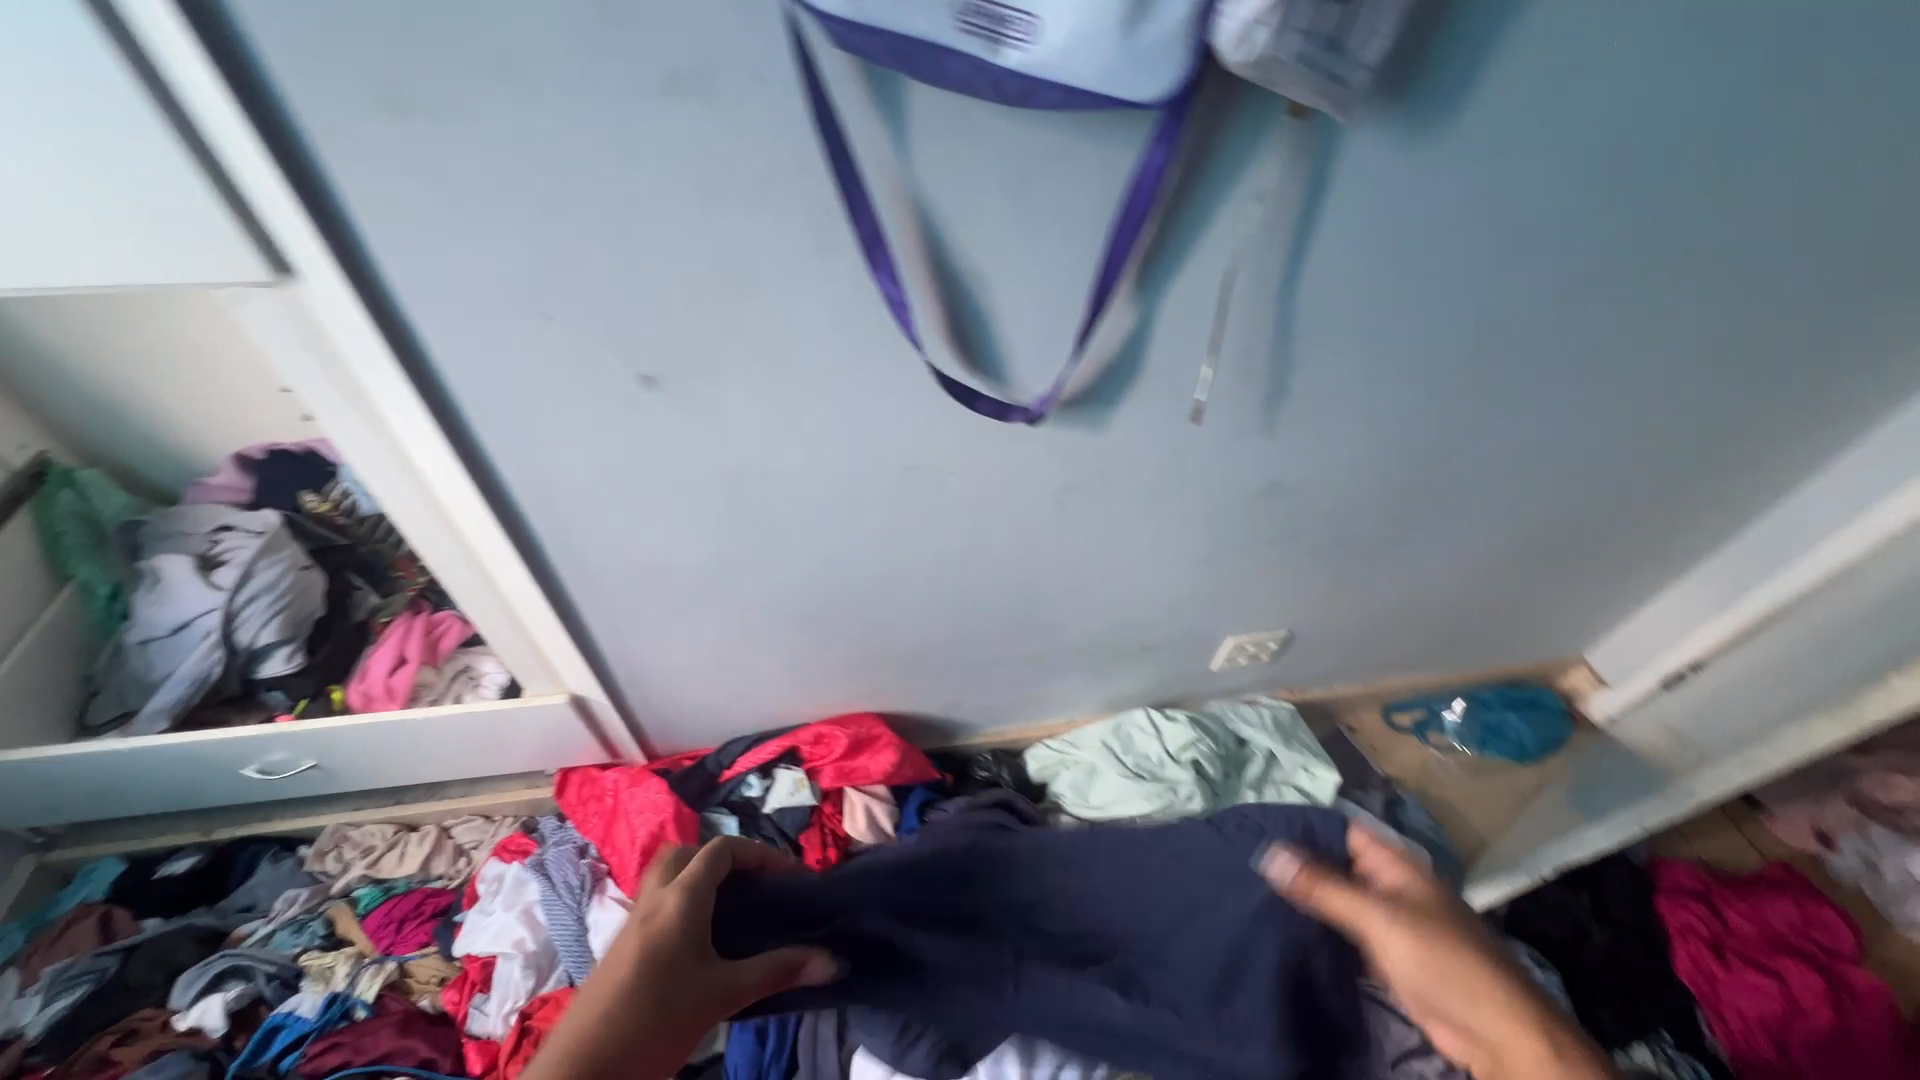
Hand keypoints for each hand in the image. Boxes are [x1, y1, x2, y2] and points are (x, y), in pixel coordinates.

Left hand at [522, 837, 839, 1079]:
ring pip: (668, 876)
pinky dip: (684, 902)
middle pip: (689, 854)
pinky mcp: (623, 946)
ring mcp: (634, 921)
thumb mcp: (723, 995)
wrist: (583, 1070)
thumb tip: (834, 961)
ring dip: (700, 878)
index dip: (761, 855)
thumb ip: (778, 971)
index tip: (791, 878)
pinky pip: (658, 902)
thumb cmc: (656, 1021)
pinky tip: (704, 941)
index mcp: (681, 899)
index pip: (723, 850)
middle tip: (756, 886)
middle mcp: (654, 899)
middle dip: (725, 860)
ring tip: (734, 909)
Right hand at [1260, 822, 1615, 1079]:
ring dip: (1305, 897)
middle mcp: (1391, 886)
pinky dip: (1319, 929)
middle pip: (1337, 864)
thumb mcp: (1379, 919)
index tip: (1256, 828)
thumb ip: (1325, 887)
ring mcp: (1391, 922)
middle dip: (1297, 863)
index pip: (1342, 829)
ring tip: (1252, 891)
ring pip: (1339, 899)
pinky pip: (1345, 932)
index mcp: (1396, 866)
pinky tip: (1284, 930)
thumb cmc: (1443, 963)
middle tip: (1244, 862)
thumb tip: (1268, 852)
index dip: (1304, 825)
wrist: (1498, 1035)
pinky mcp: (1387, 956)